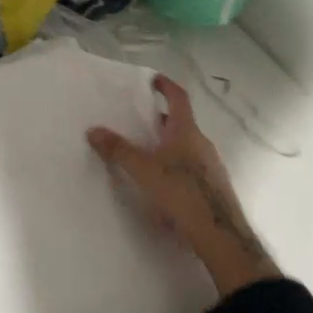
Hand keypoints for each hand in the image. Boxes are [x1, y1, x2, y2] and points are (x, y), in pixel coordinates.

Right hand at [87, 75, 279, 296]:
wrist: (219, 233)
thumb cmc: (181, 192)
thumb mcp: (143, 170)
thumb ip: (118, 149)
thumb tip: (93, 130)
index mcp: (187, 132)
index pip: (179, 98)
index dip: (166, 86)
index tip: (152, 79)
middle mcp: (202, 143)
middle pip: (181, 123)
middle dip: (159, 119)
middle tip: (137, 119)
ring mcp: (210, 166)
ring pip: (185, 146)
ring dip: (166, 143)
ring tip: (143, 151)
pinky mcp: (212, 186)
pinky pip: (190, 166)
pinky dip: (174, 164)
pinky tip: (160, 181)